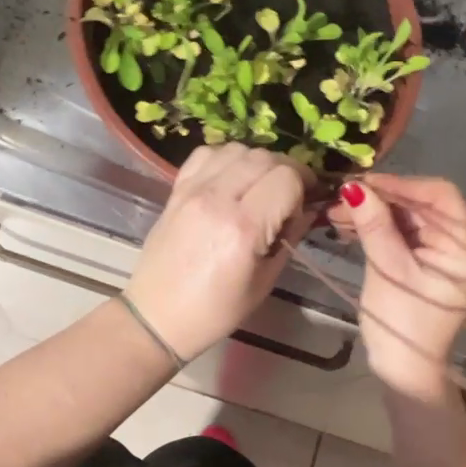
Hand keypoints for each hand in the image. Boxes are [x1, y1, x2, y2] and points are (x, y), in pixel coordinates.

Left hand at [125, 144, 313, 361]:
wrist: (157, 316)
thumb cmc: (215, 311)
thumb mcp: (264, 282)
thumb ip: (289, 239)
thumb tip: (308, 211)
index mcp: (242, 228)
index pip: (286, 178)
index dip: (304, 187)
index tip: (304, 205)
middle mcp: (216, 199)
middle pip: (265, 157)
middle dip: (286, 171)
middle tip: (289, 196)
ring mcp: (192, 191)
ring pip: (237, 149)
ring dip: (257, 162)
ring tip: (259, 187)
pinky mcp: (176, 190)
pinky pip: (206, 154)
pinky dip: (226, 159)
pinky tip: (231, 180)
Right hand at [329, 175, 465, 401]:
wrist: (403, 368)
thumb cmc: (401, 322)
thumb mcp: (387, 270)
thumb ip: (374, 226)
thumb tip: (354, 187)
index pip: (439, 196)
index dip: (400, 184)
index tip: (362, 184)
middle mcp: (464, 245)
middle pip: (423, 205)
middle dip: (381, 198)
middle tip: (342, 198)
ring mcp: (446, 254)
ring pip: (409, 217)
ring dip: (376, 212)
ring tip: (337, 213)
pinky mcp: (428, 262)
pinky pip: (405, 234)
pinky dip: (380, 227)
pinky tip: (351, 225)